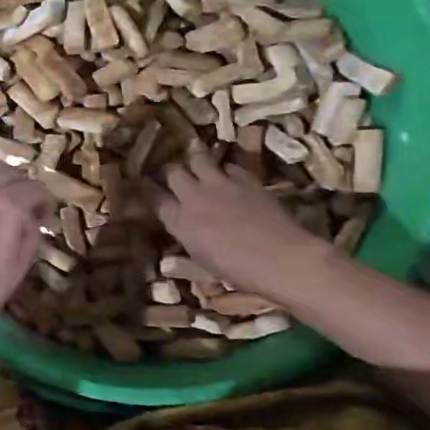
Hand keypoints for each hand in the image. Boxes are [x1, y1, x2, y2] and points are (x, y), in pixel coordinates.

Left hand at [0, 163, 51, 347]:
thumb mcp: (20, 265)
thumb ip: (31, 233)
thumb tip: (33, 217)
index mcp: (10, 206)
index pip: (37, 189)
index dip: (45, 201)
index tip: (45, 216)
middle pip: (13, 174)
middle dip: (24, 189)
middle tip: (26, 209)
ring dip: (1, 180)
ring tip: (2, 200)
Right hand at [152, 152, 334, 297]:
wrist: (282, 260)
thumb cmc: (238, 271)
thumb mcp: (200, 257)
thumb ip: (186, 234)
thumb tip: (181, 223)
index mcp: (179, 221)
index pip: (153, 196)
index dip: (148, 191)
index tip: (146, 189)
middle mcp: (194, 196)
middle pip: (172, 171)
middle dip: (170, 172)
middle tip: (174, 179)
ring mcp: (220, 184)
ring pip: (198, 158)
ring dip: (195, 164)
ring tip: (199, 171)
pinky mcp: (246, 178)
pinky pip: (228, 166)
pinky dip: (224, 171)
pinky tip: (229, 181)